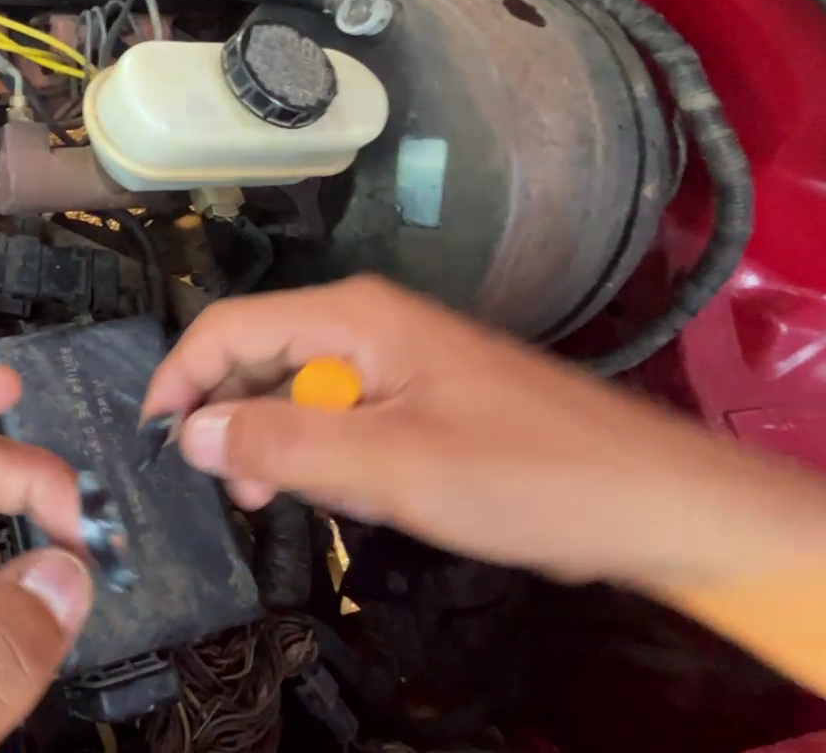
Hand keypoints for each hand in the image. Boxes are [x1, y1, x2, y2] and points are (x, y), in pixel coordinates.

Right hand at [141, 276, 825, 590]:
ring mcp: (387, 355)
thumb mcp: (391, 469)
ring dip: (274, 441)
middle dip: (228, 417)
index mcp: (348, 318)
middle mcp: (359, 323)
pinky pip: (335, 411)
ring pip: (292, 388)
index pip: (226, 328)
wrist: (668, 507)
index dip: (180, 379)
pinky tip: (346, 495)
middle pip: (254, 355)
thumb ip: (282, 444)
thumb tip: (191, 434)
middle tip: (228, 489)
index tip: (157, 440)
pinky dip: (320, 451)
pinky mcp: (411, 390)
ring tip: (283, 501)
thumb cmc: (526, 477)